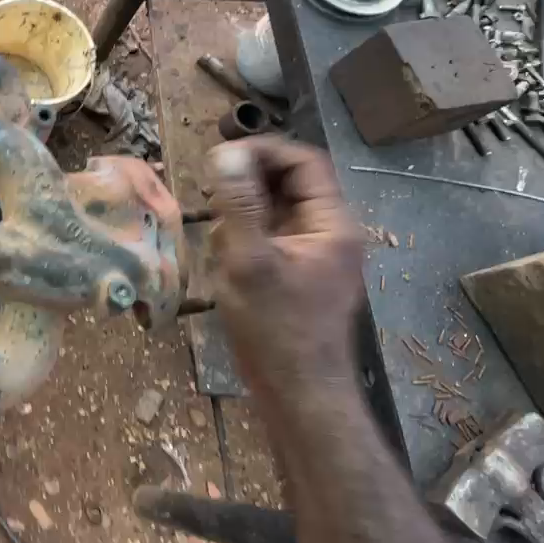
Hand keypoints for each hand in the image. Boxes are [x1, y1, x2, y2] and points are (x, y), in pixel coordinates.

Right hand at [207, 137, 363, 394]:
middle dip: (246, 183)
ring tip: (217, 235)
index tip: (220, 158)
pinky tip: (224, 256)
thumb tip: (226, 153)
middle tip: (211, 196)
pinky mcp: (295, 270)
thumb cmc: (275, 327)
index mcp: (332, 225)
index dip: (263, 150)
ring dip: (240, 211)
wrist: (297, 392)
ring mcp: (312, 252)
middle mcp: (328, 232)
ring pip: (274, 207)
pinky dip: (243, 234)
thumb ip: (238, 203)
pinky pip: (268, 233)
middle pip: (288, 182)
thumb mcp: (248, 260)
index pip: (304, 161)